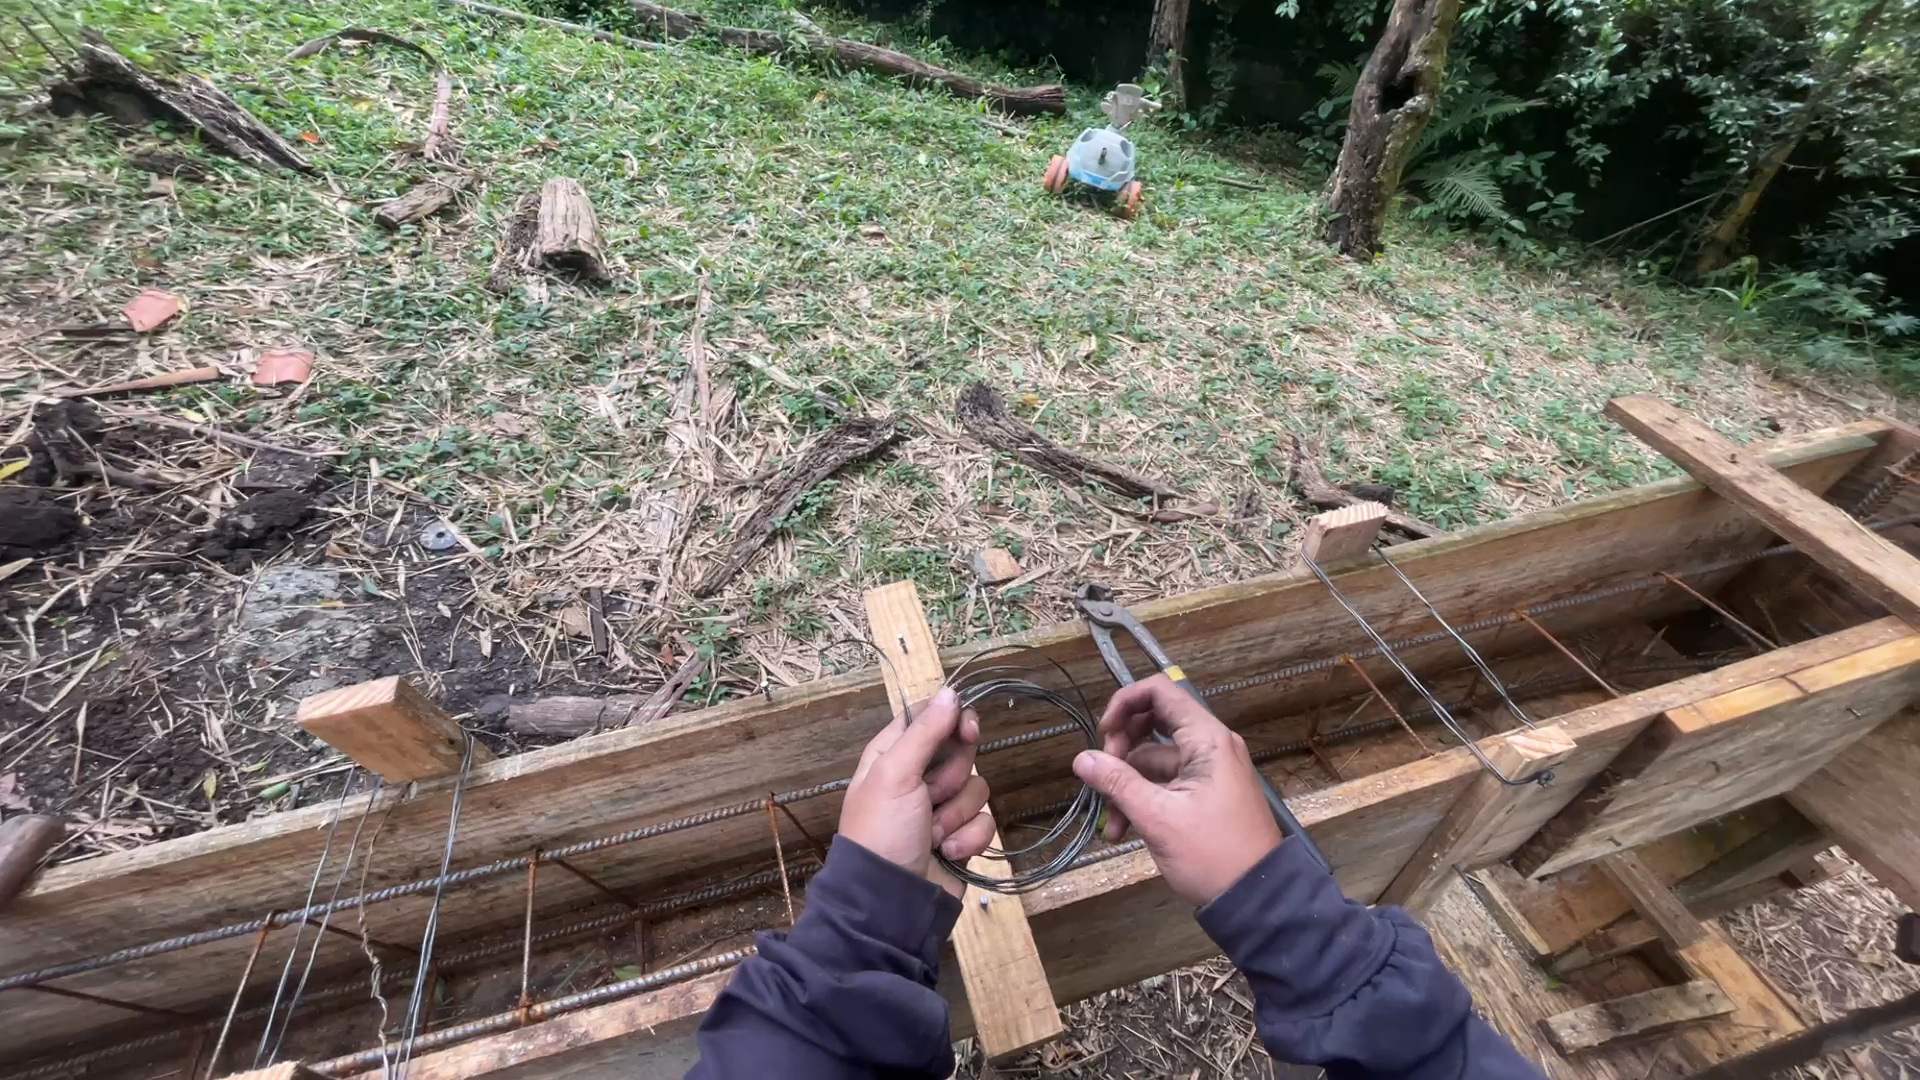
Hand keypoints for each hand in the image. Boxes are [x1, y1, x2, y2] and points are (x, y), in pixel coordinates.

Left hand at [840, 686, 996, 898]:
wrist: (890, 904)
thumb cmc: (883, 831)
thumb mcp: (895, 773)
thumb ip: (925, 731)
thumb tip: (950, 691)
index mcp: (893, 753)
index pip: (931, 717)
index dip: (952, 720)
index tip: (966, 731)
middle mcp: (918, 775)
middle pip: (960, 751)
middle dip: (952, 777)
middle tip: (932, 794)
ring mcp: (941, 807)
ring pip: (976, 787)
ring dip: (957, 814)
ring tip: (933, 834)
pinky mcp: (960, 836)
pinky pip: (984, 821)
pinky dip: (968, 839)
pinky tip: (948, 853)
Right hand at [1071, 676, 1281, 906]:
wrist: (1260, 904)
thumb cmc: (1214, 855)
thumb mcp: (1159, 818)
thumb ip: (1118, 782)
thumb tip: (1081, 758)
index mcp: (1207, 739)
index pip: (1160, 691)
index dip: (1125, 702)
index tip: (1104, 732)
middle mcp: (1209, 745)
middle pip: (1153, 722)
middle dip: (1122, 748)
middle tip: (1103, 776)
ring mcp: (1207, 770)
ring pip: (1153, 758)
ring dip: (1127, 783)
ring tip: (1112, 822)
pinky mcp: (1203, 793)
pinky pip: (1164, 782)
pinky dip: (1142, 799)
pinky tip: (1122, 830)